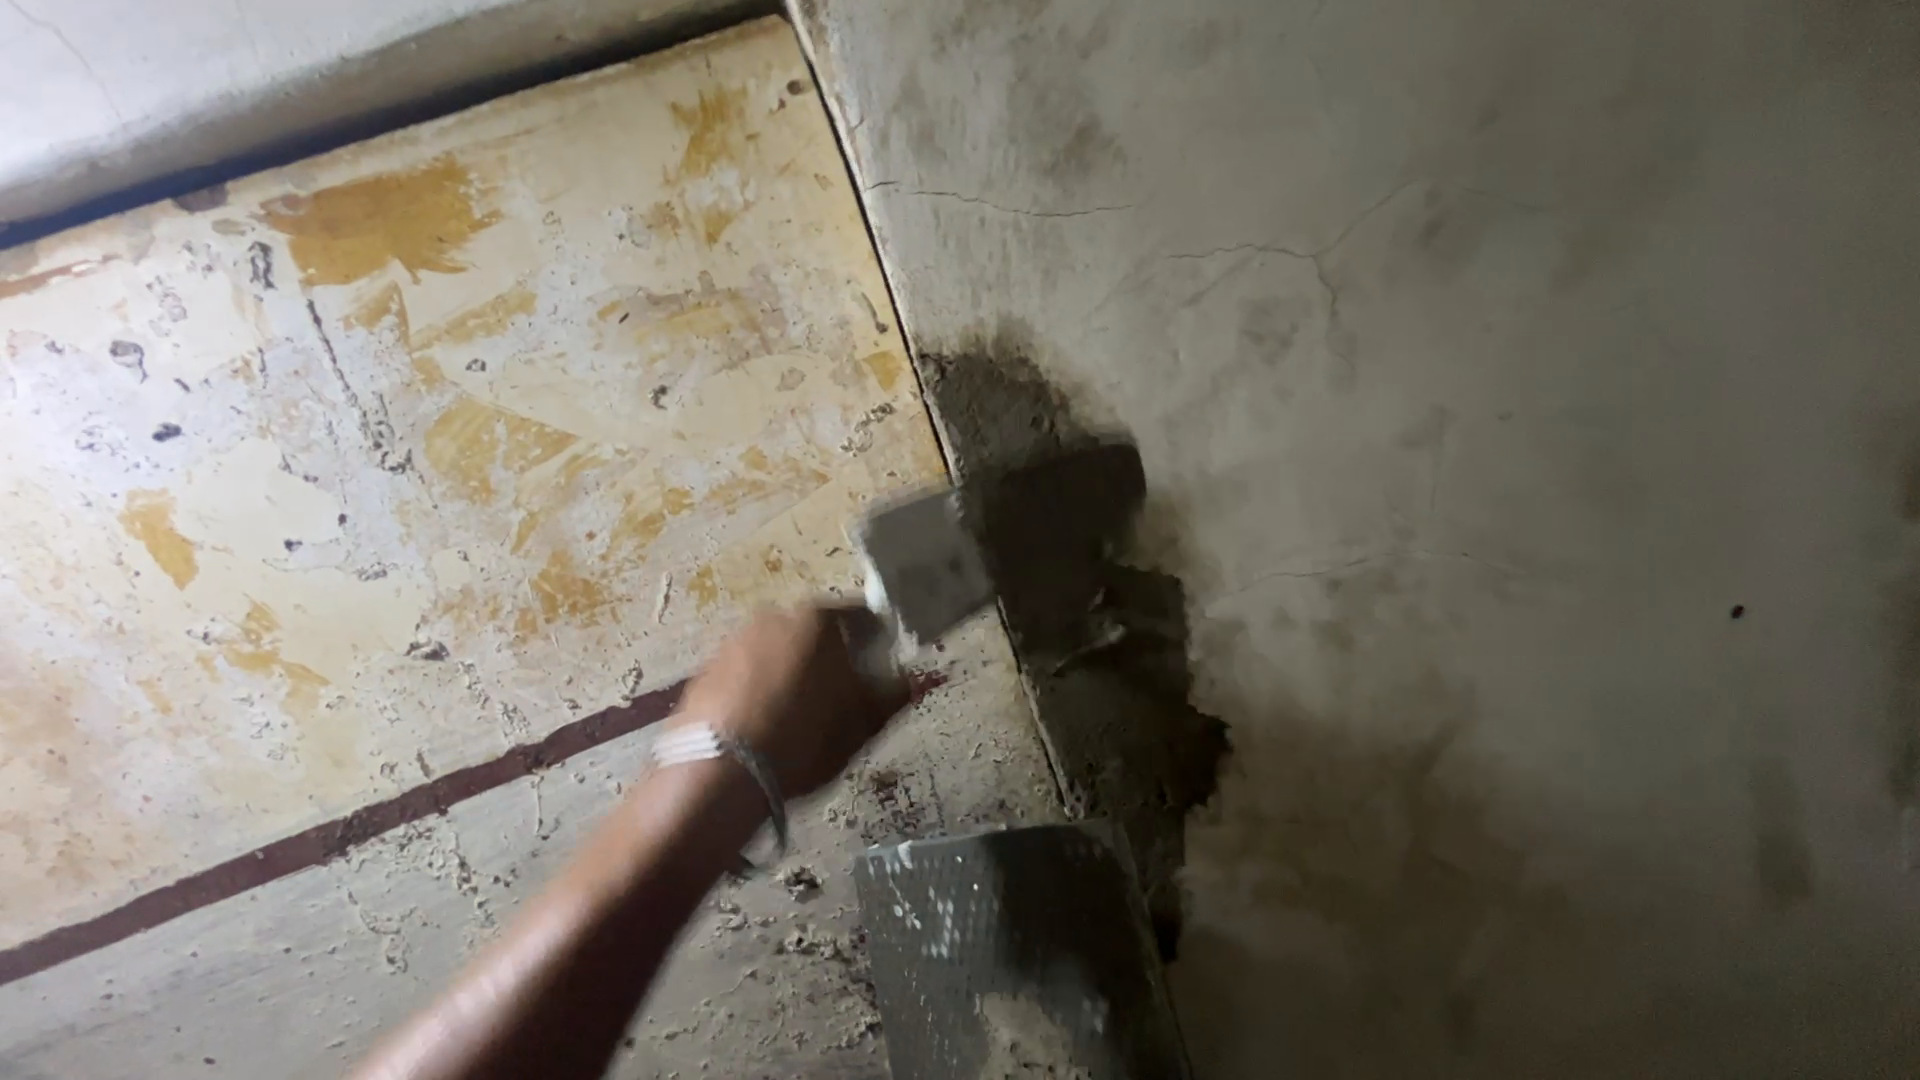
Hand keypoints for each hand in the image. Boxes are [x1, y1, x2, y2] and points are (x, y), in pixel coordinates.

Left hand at [669, 604, 907, 797]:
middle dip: (831, 655)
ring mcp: (735, 640)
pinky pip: (746, 670)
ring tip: (799, 713)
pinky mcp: (705, 668)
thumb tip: (912, 681)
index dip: (877, 642)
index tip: (881, 669)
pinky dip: (759, 687)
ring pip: (778, 649)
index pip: (861, 616)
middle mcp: (775, 616)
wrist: (716, 774)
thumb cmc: (802, 741)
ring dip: (793, 670)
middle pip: (816, 630)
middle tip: (841, 694)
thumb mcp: (862, 726)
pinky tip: (763, 722)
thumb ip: (893, 697)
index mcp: (819, 620)